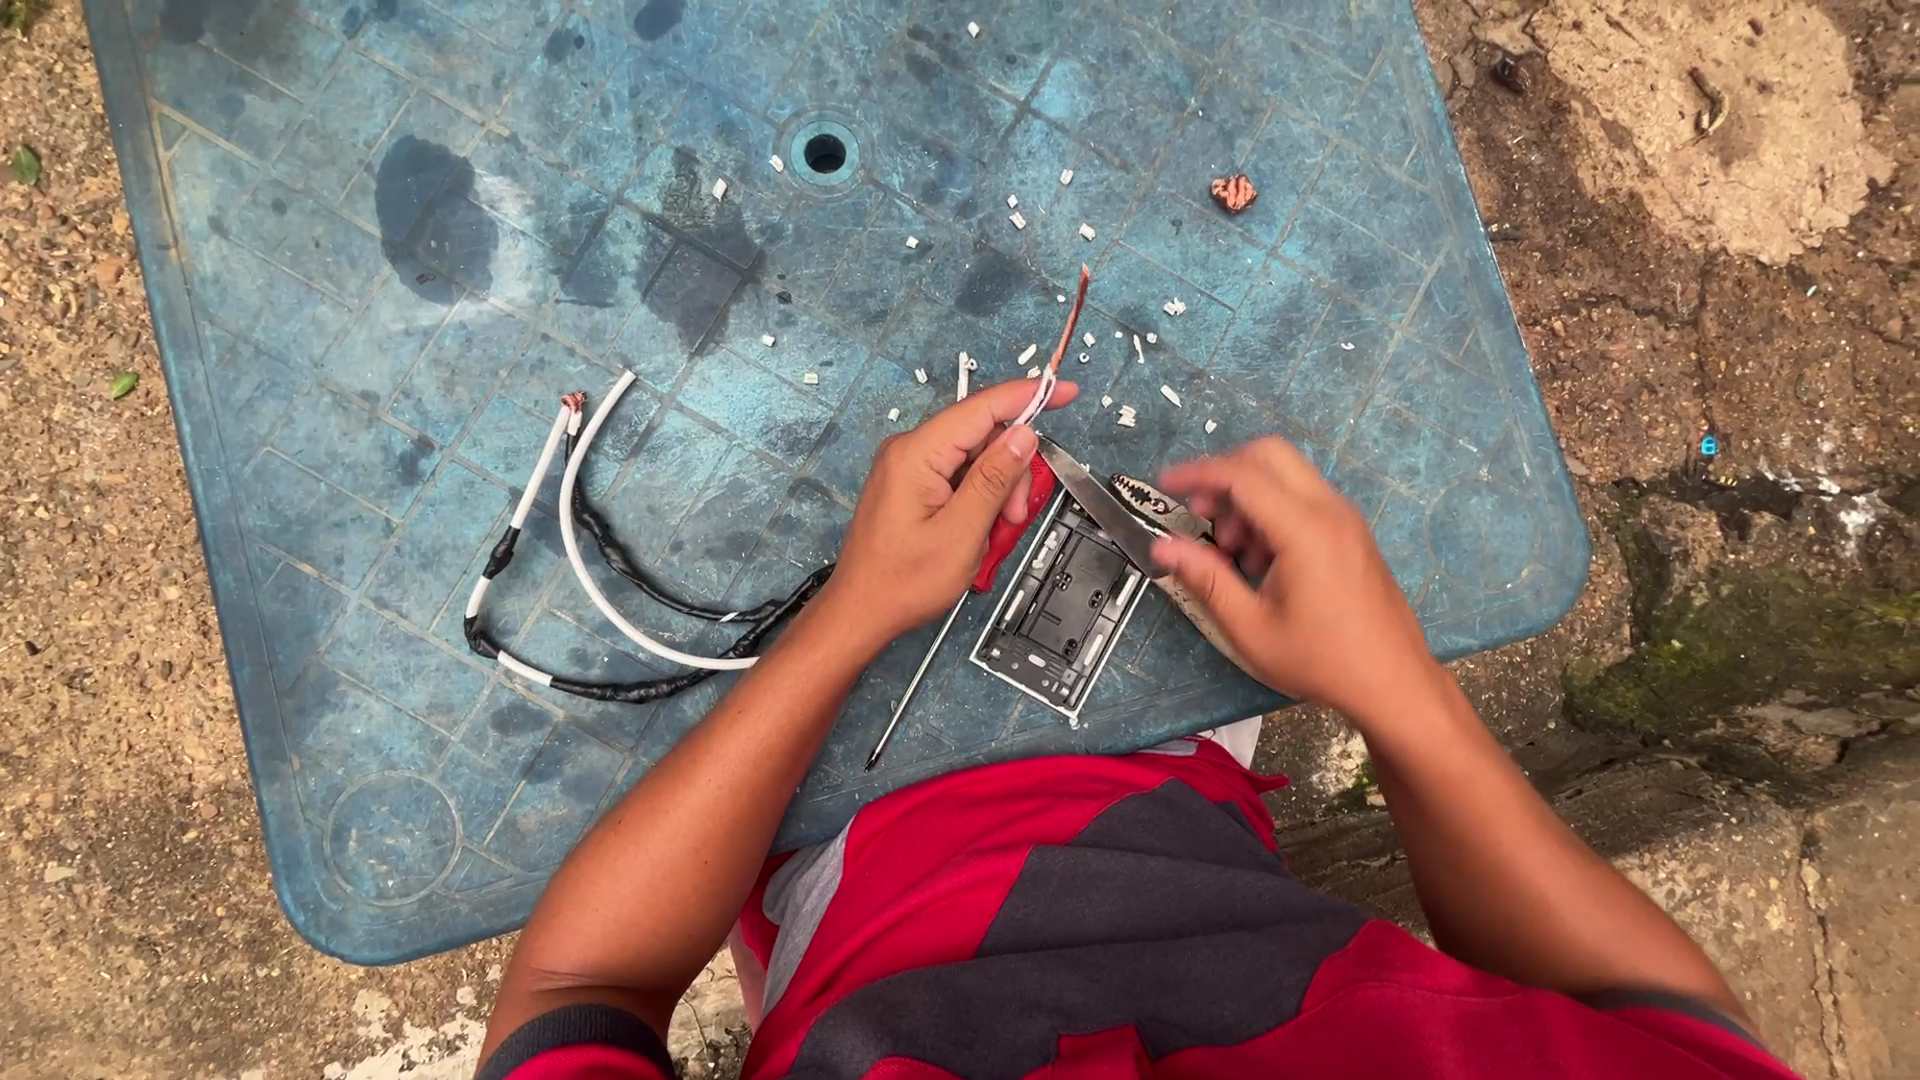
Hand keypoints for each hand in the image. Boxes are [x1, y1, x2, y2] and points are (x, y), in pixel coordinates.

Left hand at [822, 378, 1078, 646]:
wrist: (863, 611)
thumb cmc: (902, 582)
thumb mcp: (962, 533)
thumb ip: (994, 479)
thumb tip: (1023, 434)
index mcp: (917, 454)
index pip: (981, 408)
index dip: (1028, 396)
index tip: (1065, 391)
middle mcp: (909, 451)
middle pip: (981, 435)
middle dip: (1009, 471)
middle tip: (1013, 516)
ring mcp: (909, 467)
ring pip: (974, 458)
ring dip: (995, 490)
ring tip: (990, 533)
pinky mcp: (912, 484)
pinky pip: (959, 476)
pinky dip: (978, 498)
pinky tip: (977, 528)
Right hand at [1151, 437, 1444, 724]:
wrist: (1394, 684)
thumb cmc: (1320, 660)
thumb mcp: (1249, 627)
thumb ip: (1204, 578)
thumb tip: (1162, 547)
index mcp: (1304, 530)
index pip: (1242, 475)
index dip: (1196, 474)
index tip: (1165, 485)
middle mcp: (1329, 511)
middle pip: (1268, 455)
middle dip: (1224, 474)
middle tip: (1200, 514)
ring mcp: (1345, 519)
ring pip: (1286, 475)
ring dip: (1247, 497)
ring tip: (1232, 551)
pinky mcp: (1350, 533)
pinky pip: (1302, 498)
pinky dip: (1270, 511)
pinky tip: (1261, 561)